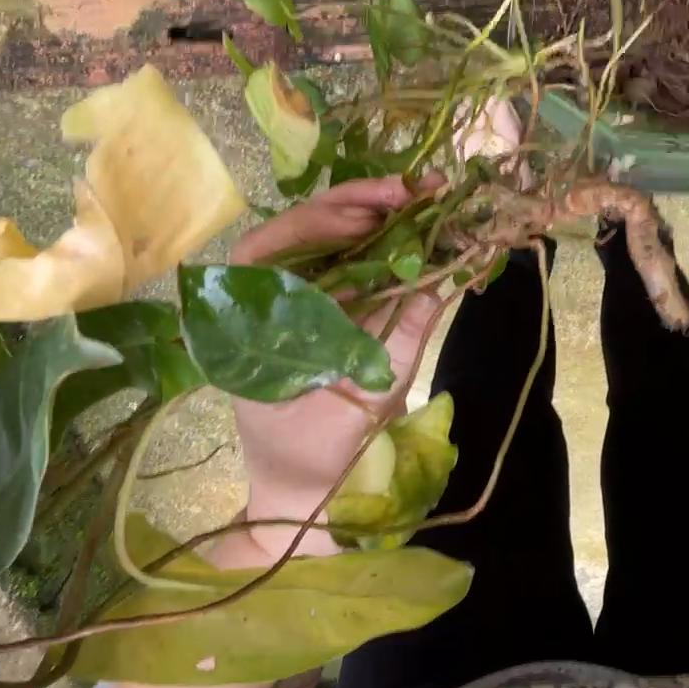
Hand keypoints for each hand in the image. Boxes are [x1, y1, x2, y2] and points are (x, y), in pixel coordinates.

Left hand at [224, 177, 444, 560]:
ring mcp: (306, 309)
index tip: (367, 212)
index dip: (317, 220)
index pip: (268, 248)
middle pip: (309, 234)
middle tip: (415, 191)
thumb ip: (400, 340)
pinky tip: (426, 234)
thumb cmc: (316, 458)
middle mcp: (274, 306)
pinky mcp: (336, 317)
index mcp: (250, 324)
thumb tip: (438, 277)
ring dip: (383, 220)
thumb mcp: (359, 401)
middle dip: (361, 205)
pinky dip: (396, 251)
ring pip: (337, 246)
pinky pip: (362, 273)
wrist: (310, 497)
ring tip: (427, 200)